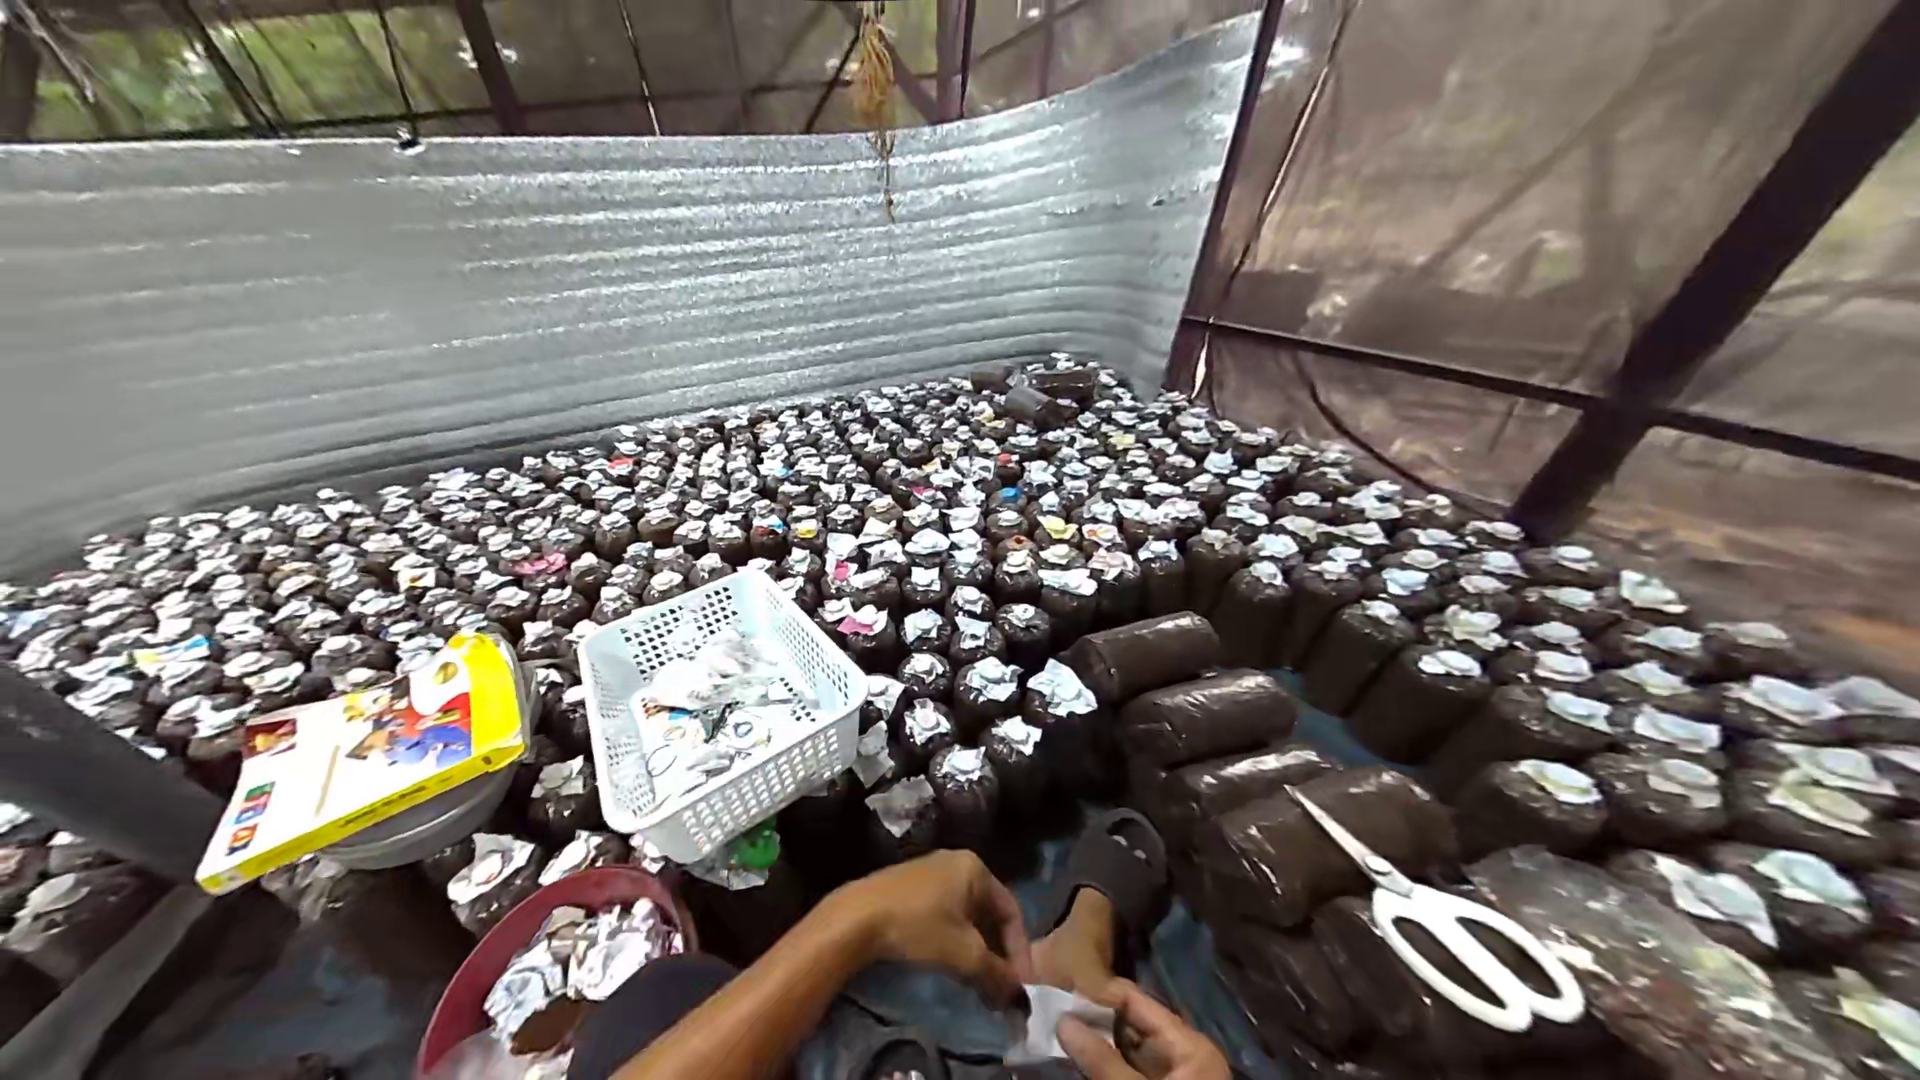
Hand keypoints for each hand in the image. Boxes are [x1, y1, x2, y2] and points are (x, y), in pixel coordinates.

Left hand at [823, 850, 1033, 1004]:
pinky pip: (947, 911)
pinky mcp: (912, 884)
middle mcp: (957, 861)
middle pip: (989, 911)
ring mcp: (932, 870)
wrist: (858, 917)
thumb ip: (996, 974)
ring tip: (976, 981)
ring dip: (976, 948)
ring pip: (967, 913)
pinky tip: (949, 962)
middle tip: (999, 986)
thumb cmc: (918, 927)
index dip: (1019, 950)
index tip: (1019, 984)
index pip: (1011, 910)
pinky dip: (955, 938)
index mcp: (976, 867)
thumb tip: (1017, 995)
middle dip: (997, 951)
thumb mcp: (964, 954)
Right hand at [1059, 979, 1230, 1079]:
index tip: (1058, 994)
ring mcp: (1172, 1078)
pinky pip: (1127, 1072)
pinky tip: (1076, 1061)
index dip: (1097, 994)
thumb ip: (1102, 1061)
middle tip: (1051, 1014)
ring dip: (1094, 1044)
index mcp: (1187, 1044)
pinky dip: (1104, 1066)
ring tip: (1057, 1034)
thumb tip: (1061, 1021)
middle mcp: (1181, 1053)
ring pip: (1125, 1049)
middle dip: (1092, 1020)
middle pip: (1129, 1023)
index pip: (1135, 1000)